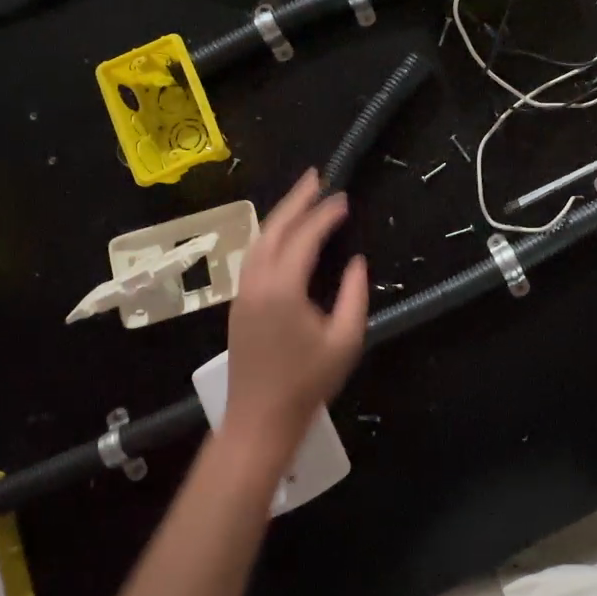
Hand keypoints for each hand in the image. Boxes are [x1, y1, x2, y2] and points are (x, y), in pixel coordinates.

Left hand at [222, 170, 367, 450]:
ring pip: (258, 242)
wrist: (259, 419)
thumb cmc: (308, 383)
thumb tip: (357, 263)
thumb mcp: (345, 340)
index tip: (344, 198)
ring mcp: (243, 293)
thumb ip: (355, 296)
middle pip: (274, 229)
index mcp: (283, 288)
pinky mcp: (239, 305)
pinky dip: (270, 236)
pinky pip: (253, 257)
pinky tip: (283, 236)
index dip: (325, 215)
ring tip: (302, 197)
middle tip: (316, 176)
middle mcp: (257, 282)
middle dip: (295, 200)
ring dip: (280, 216)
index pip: (305, 238)